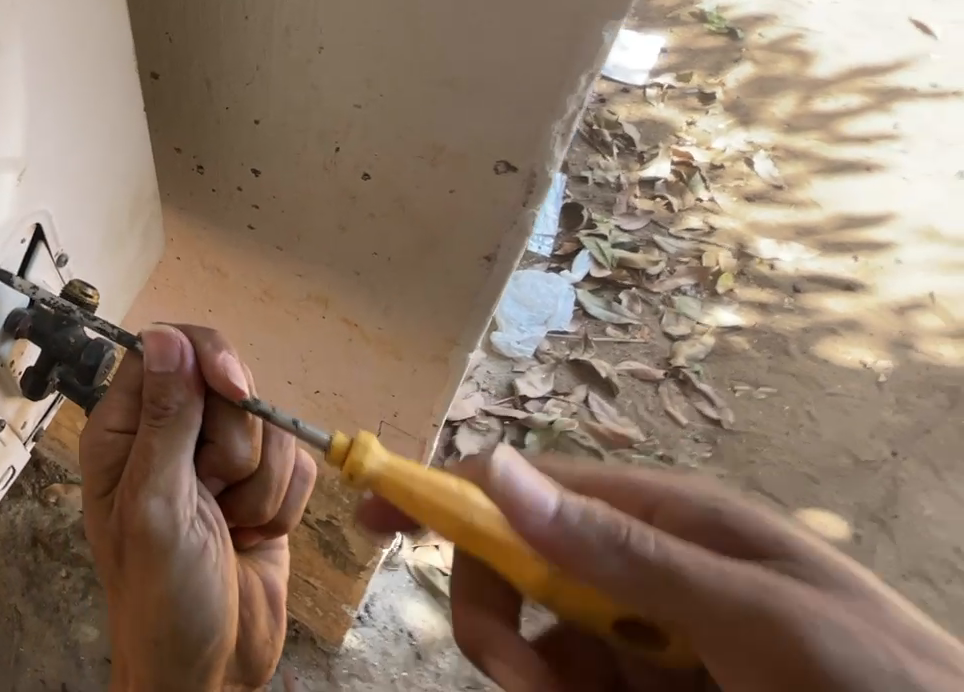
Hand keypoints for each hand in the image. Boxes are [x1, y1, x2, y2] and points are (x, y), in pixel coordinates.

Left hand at [79, 324, 317, 691]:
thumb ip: (164, 420)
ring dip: (258, 484)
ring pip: (266, 424)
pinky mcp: (260, 486)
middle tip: (211, 490)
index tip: (234, 389)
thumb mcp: (155, 506)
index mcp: (125, 427)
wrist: (208, 672)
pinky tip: (252, 535)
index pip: (165, 347)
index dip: (206, 358)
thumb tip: (164, 333)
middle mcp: (168, 432)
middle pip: (224, 381)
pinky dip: (282, 502)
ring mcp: (217, 458)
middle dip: (234, 442)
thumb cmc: (160, 597)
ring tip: (227, 524)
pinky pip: (294, 460)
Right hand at [359, 445, 963, 690]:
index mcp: (665, 520)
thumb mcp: (763, 621)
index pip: (524, 487)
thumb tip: (492, 467)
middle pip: (518, 569)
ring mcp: (653, 635)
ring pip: (542, 640)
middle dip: (500, 621)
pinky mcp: (655, 690)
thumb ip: (622, 548)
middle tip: (521, 685)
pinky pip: (576, 685)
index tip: (373, 520)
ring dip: (541, 679)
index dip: (443, 496)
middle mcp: (645, 565)